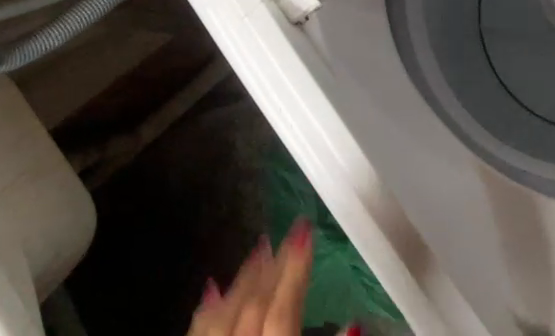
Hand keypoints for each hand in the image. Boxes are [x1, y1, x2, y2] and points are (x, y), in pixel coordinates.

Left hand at [189, 219, 333, 335]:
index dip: (297, 268)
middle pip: (255, 304)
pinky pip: (198, 330)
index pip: (284, 308)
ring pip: (226, 312)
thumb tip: (356, 319)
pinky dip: (207, 306)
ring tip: (260, 247)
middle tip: (290, 230)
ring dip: (244, 278)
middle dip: (274, 265)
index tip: (306, 228)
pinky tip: (212, 287)